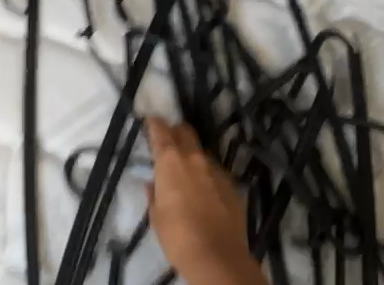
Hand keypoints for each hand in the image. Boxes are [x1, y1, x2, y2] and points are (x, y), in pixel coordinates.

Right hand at [146, 117, 264, 284]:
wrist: (219, 260)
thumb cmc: (178, 237)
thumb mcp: (156, 216)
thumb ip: (154, 194)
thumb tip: (153, 184)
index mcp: (170, 161)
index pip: (160, 130)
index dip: (154, 123)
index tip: (150, 122)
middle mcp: (194, 159)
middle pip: (186, 132)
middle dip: (176, 132)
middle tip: (170, 142)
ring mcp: (217, 172)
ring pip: (203, 153)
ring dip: (194, 157)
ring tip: (189, 174)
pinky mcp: (233, 188)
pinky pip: (217, 174)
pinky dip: (209, 177)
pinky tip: (207, 194)